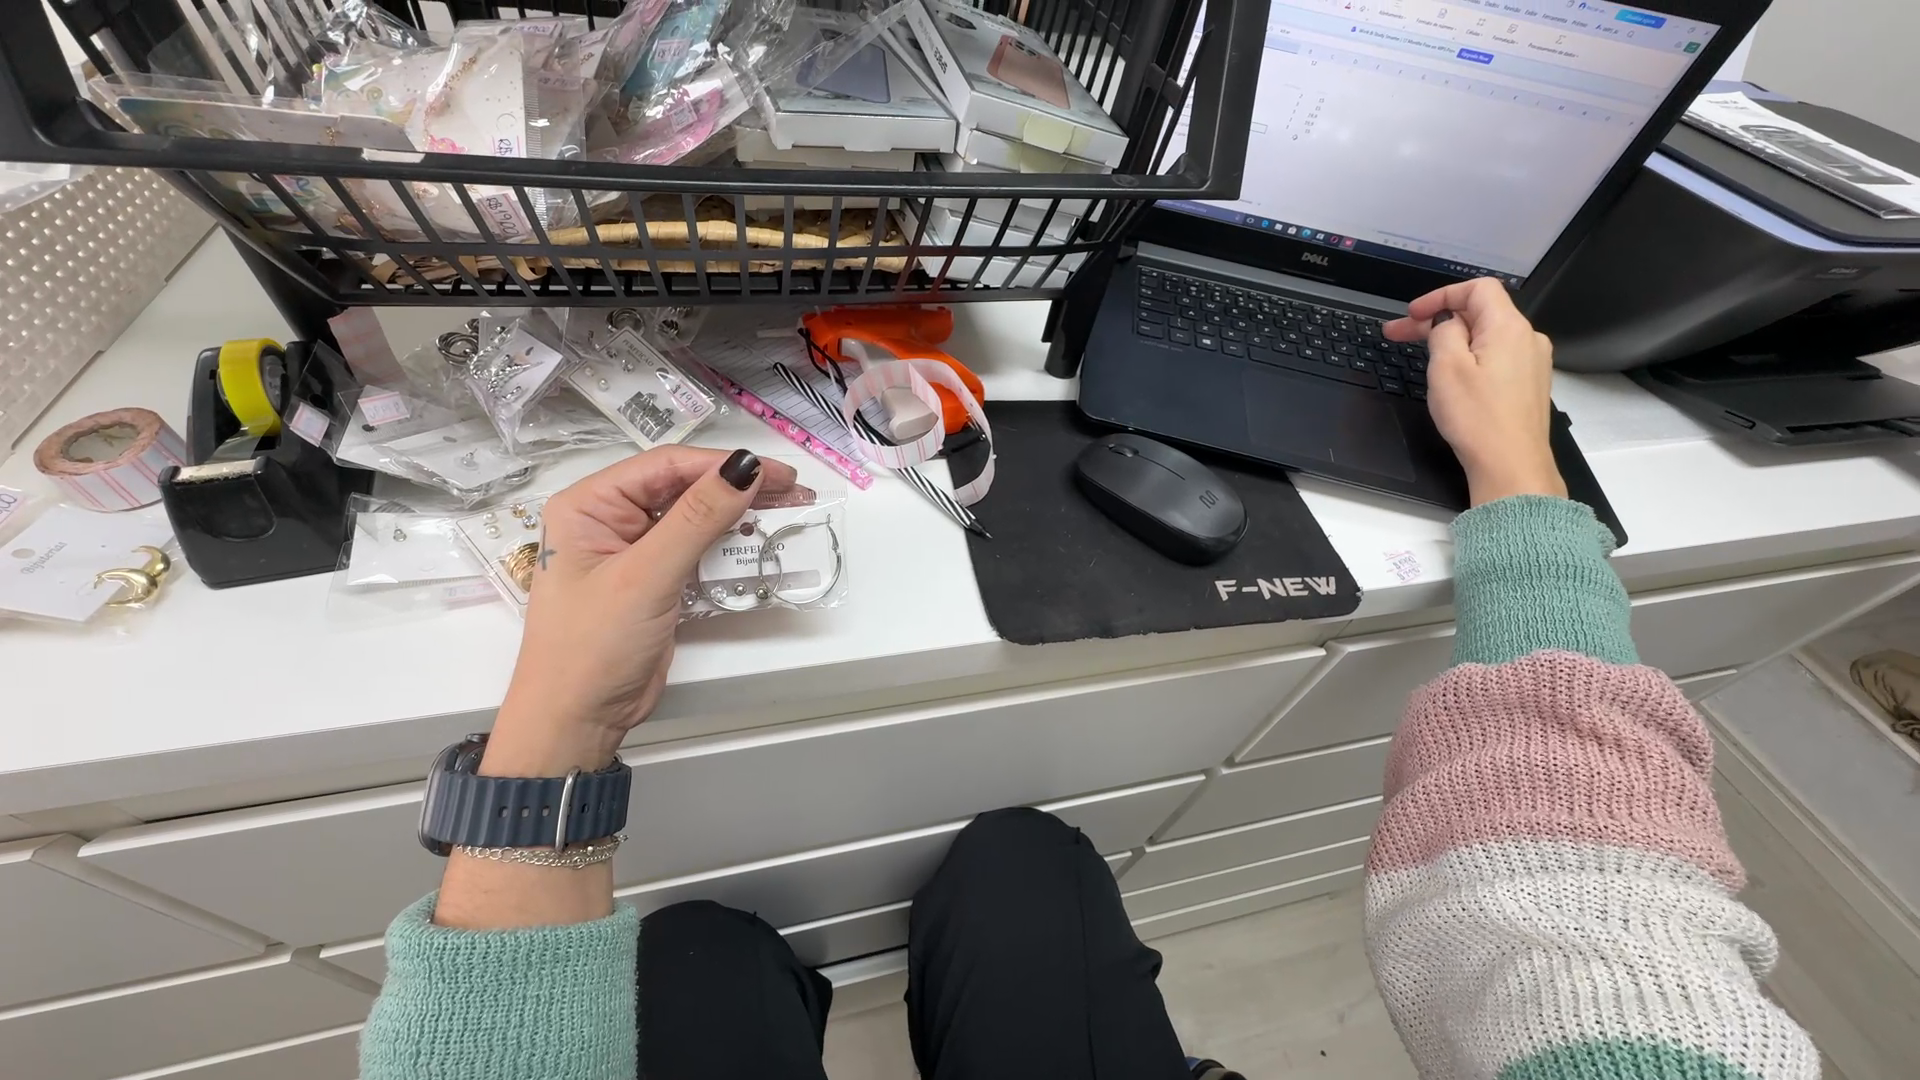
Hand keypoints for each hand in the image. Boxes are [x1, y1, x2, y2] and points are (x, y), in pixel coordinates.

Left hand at [479, 447, 800, 776]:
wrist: (578, 720)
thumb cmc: (596, 645)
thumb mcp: (648, 576)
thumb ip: (698, 519)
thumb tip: (748, 468)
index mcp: (590, 505)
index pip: (665, 466)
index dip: (722, 465)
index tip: (778, 473)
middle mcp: (610, 519)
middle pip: (684, 487)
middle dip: (737, 487)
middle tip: (795, 491)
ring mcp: (634, 551)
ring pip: (695, 518)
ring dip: (739, 515)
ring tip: (789, 511)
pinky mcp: (656, 580)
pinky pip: (698, 550)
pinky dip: (729, 546)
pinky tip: (760, 540)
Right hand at [1383, 278, 1566, 506]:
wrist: (1510, 462)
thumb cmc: (1477, 418)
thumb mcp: (1446, 368)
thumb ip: (1443, 333)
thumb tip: (1446, 322)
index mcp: (1508, 328)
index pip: (1477, 289)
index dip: (1440, 296)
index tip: (1412, 314)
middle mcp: (1526, 339)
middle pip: (1478, 313)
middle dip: (1436, 320)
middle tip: (1397, 334)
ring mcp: (1530, 362)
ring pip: (1484, 336)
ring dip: (1450, 340)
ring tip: (1421, 357)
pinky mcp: (1526, 383)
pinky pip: (1494, 357)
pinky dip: (1467, 357)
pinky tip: (1449, 376)